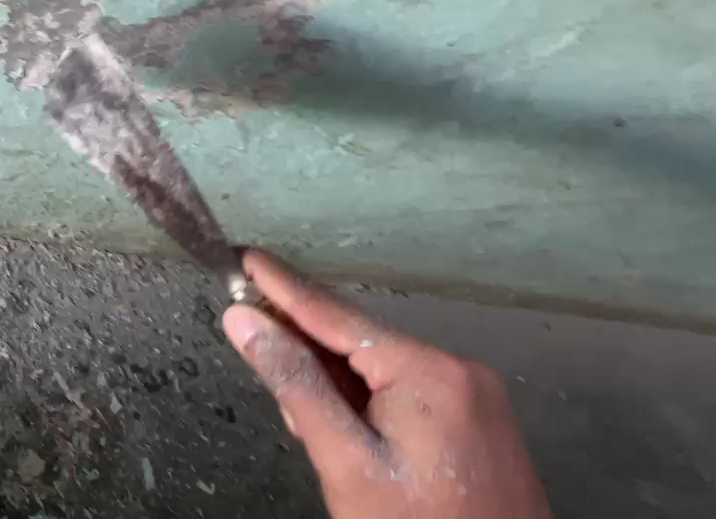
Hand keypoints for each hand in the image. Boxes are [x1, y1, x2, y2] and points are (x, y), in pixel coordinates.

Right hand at [223, 250, 551, 518]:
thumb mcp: (345, 460)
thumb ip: (293, 381)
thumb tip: (241, 317)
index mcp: (428, 371)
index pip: (331, 312)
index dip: (278, 284)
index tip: (240, 254)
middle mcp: (456, 369)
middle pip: (351, 337)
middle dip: (301, 347)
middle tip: (256, 357)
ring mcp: (472, 395)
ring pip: (370, 363)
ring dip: (327, 379)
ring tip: (306, 424)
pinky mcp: (474, 419)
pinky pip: (396, 386)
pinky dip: (357, 397)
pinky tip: (339, 427)